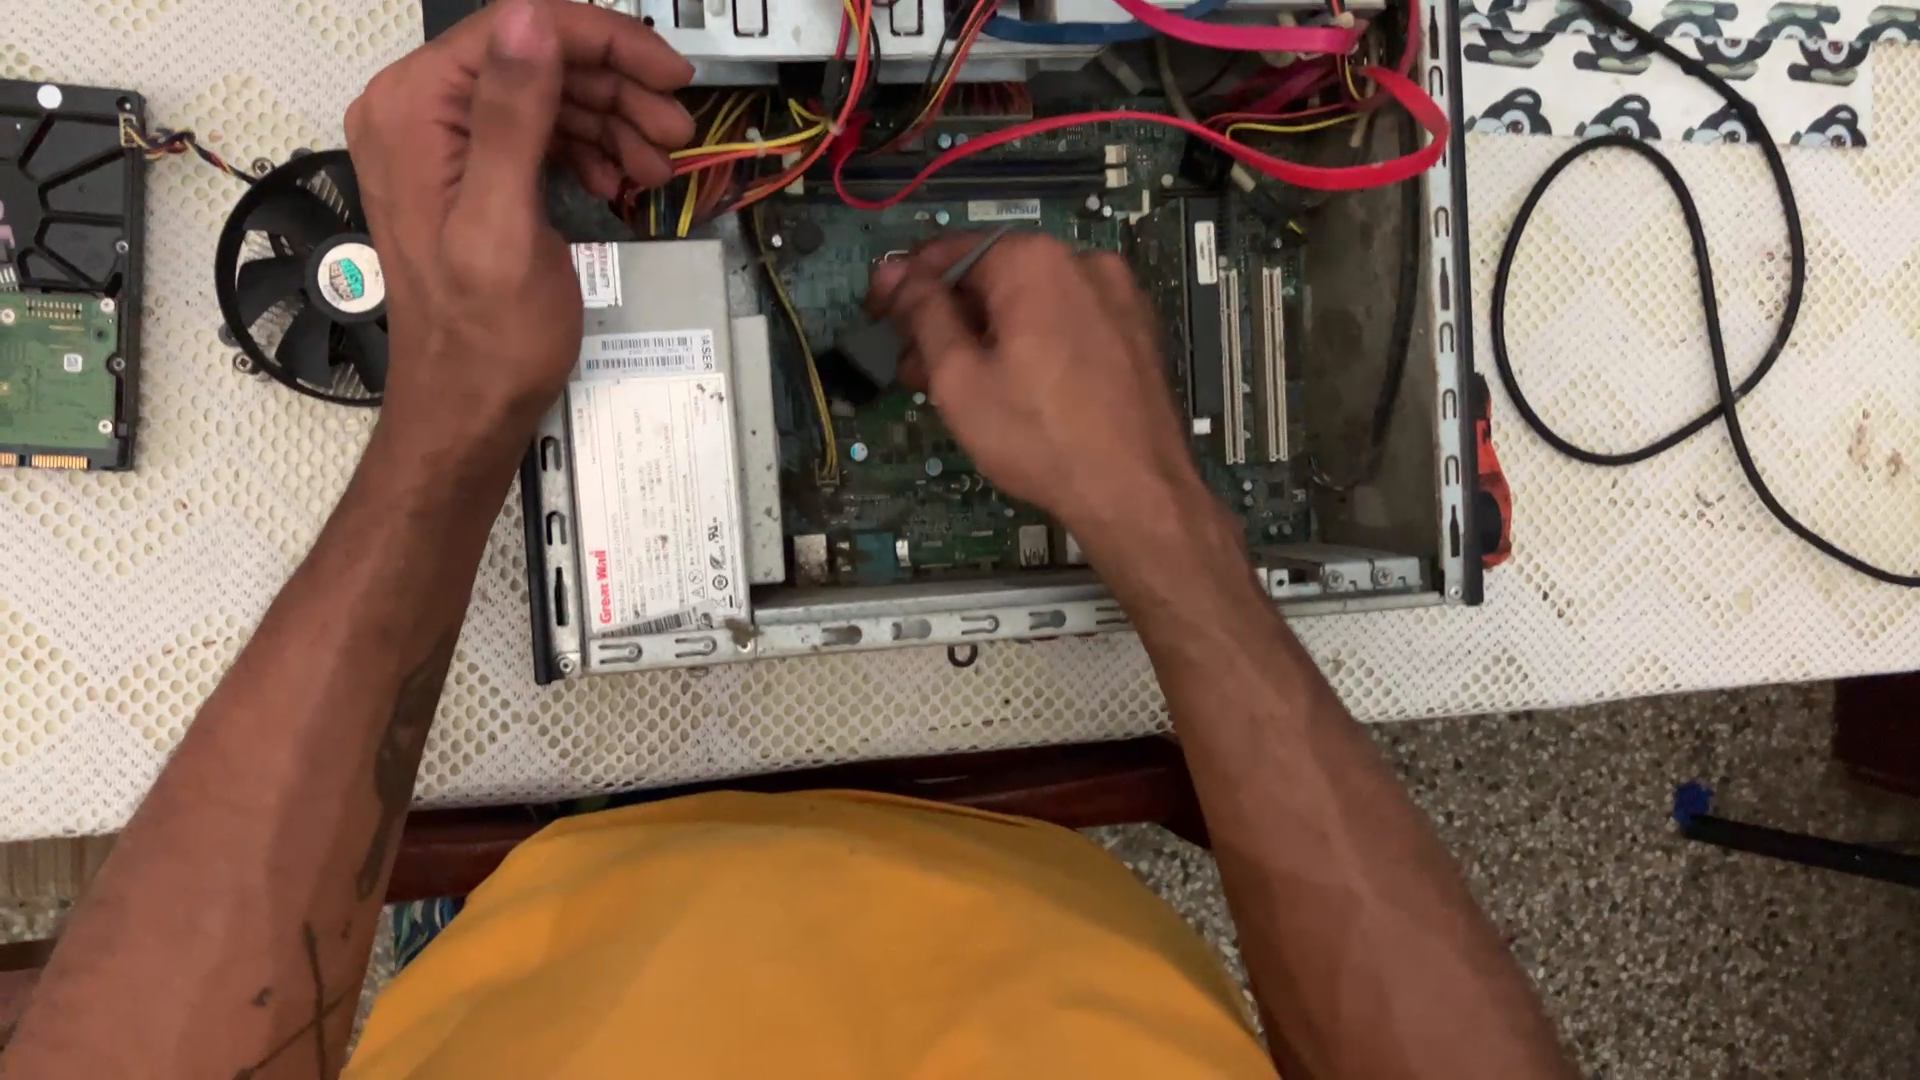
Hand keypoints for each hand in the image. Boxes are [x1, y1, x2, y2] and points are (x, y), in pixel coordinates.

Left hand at [344, 0, 693, 467]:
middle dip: (616, 90)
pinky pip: (540, 139)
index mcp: (415, 111)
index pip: (516, 30)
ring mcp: (446, 146)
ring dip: (612, 124)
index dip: (603, 40)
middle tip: (677, 133)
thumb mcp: (505, 226)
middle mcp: (421, 114)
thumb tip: (530, 21)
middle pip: (535, 60)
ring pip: (545, 99)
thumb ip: (510, 119)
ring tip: (657, 167)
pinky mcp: (474, 178)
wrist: (472, 400)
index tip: (671, 74)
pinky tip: (620, 184)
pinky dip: (590, 153)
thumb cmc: (489, 334)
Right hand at [869, 232, 1218, 556]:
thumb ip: (923, 316)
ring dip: (987, 334)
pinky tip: (1014, 386)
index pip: (949, 253)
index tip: (880, 314)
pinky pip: (1067, 323)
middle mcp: (1083, 263)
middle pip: (993, 277)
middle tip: (915, 364)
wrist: (1136, 493)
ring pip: (1031, 303)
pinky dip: (1032, 343)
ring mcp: (1118, 297)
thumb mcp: (960, 380)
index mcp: (1035, 262)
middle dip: (947, 317)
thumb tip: (898, 276)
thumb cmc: (1039, 439)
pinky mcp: (1135, 332)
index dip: (905, 284)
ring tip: (960, 384)